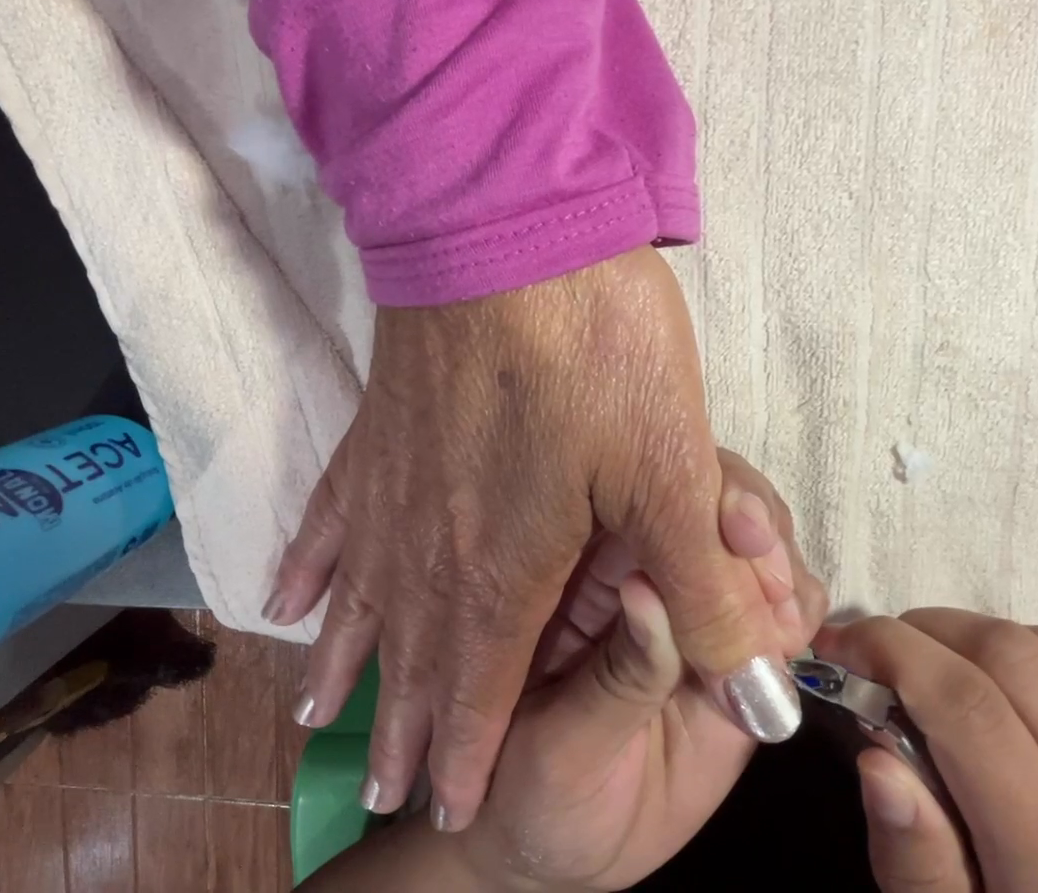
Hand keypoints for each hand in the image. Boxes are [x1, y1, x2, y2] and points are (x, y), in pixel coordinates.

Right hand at [264, 249, 798, 831]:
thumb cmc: (593, 348)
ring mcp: (392, 484)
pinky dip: (308, 562)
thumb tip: (753, 691)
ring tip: (320, 712)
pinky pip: (330, 515)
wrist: (505, 227)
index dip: (465, 751)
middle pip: (410, 655)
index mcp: (504, 567)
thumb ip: (702, 585)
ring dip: (346, 662)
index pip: (479, 687)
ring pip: (361, 598)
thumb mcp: (669, 466)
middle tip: (378, 790)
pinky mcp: (378, 428)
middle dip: (400, 728)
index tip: (441, 811)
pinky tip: (284, 599)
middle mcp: (430, 542)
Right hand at [814, 610, 1037, 892]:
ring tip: (942, 671)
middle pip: (1018, 663)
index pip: (974, 715)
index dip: (895, 653)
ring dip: (981, 640)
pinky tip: (1017, 704)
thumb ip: (914, 858)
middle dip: (929, 632)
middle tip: (881, 650)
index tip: (841, 641)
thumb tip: (875, 753)